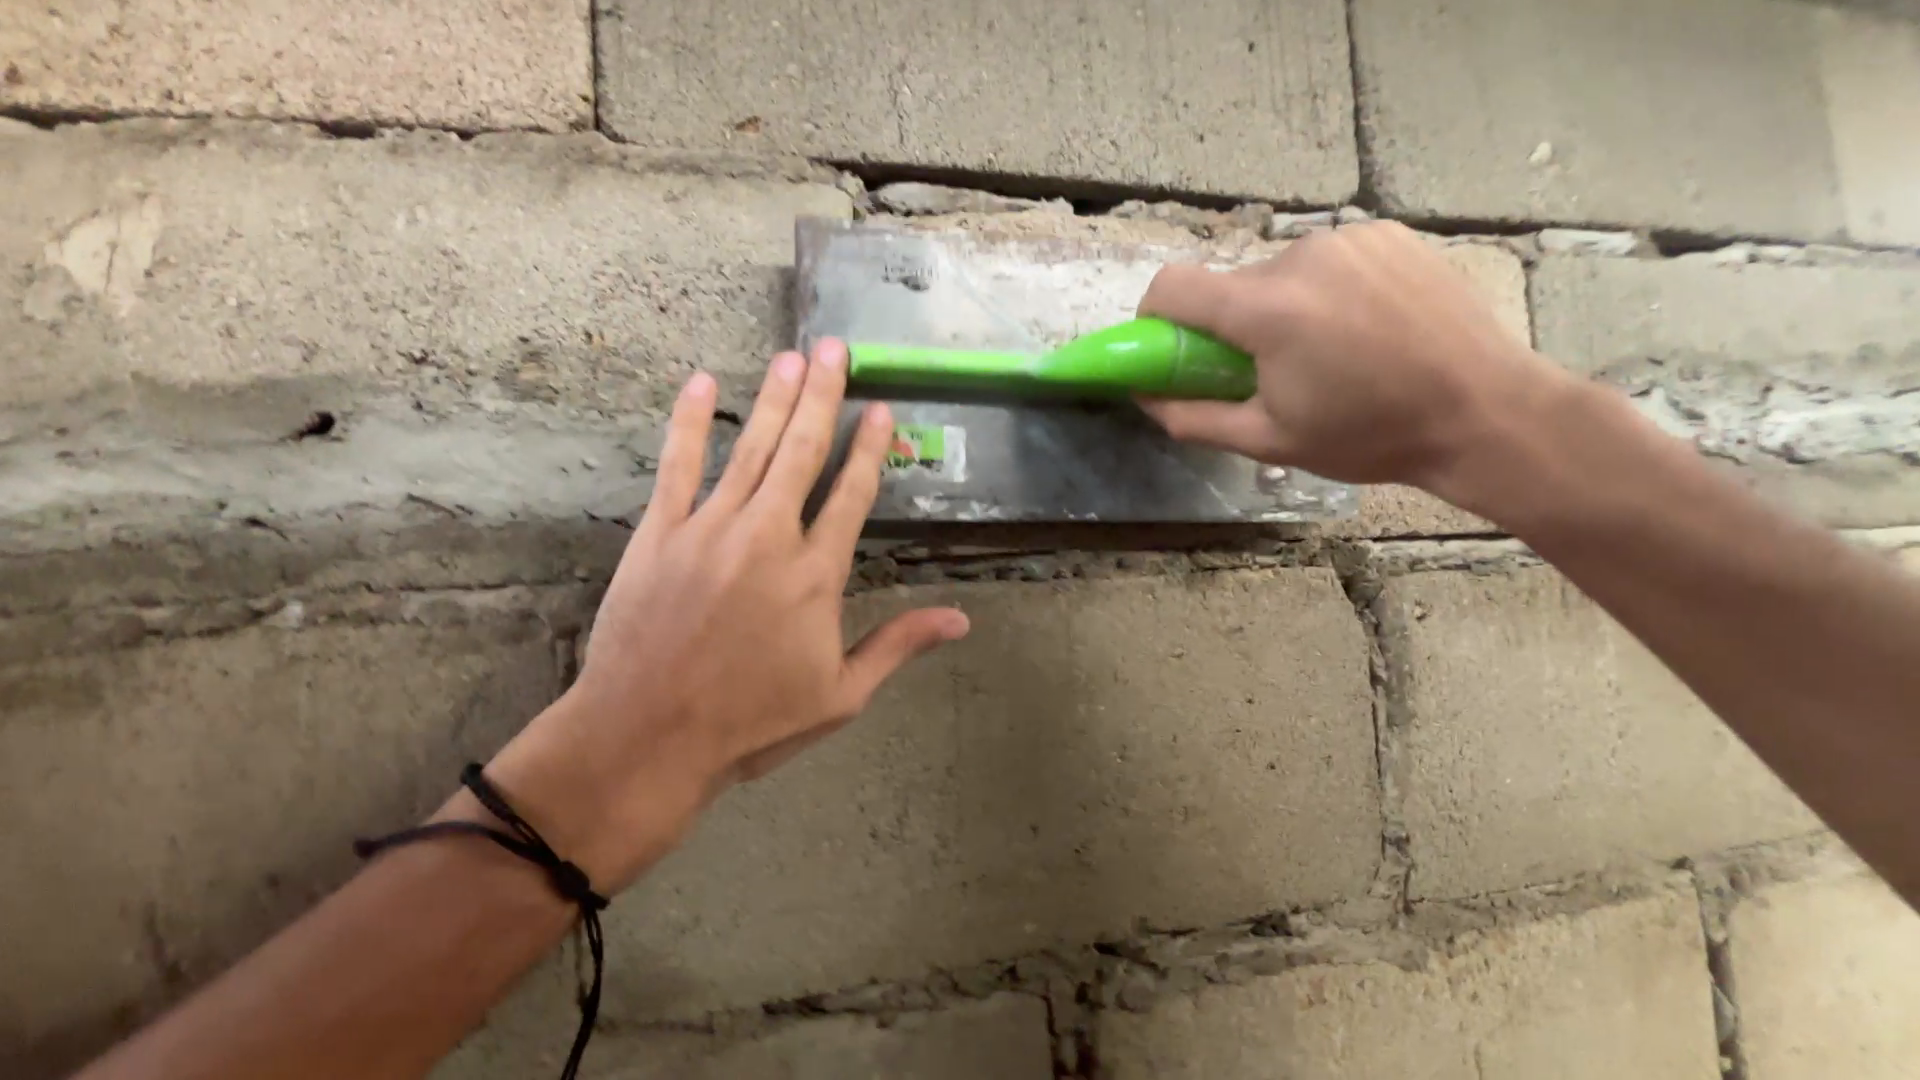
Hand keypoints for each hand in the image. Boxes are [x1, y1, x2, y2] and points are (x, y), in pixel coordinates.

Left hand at [480, 341, 969, 890]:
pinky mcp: (659, 533)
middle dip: (823, 396)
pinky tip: (702, 385)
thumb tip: (961, 618)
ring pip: (752, 449)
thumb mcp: (841, 695)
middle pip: (803, 453)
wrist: (649, 735)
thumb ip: (898, 645)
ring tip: (791, 356)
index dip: (868, 448)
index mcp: (817, 575)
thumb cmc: (752, 722)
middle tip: (834, 348)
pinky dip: (691, 423)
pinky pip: (677, 465)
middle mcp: (770, 536)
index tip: (880, 409)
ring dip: (774, 399)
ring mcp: (711, 528)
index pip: (852, 495)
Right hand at [1135, 222, 1565, 497]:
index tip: (1168, 348)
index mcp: (1268, 309)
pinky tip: (1363, 326)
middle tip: (1265, 371)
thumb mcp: (1269, 440)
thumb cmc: (1369, 435)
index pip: (1173, 287)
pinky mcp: (1388, 233)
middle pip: (1231, 285)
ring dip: (1281, 308)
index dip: (1154, 317)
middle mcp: (1302, 256)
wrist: (1485, 410)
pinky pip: (1328, 259)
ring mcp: (1350, 238)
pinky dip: (1326, 290)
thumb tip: (1144, 396)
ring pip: (1280, 272)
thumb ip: (1193, 417)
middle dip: (1231, 326)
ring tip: (1327, 351)